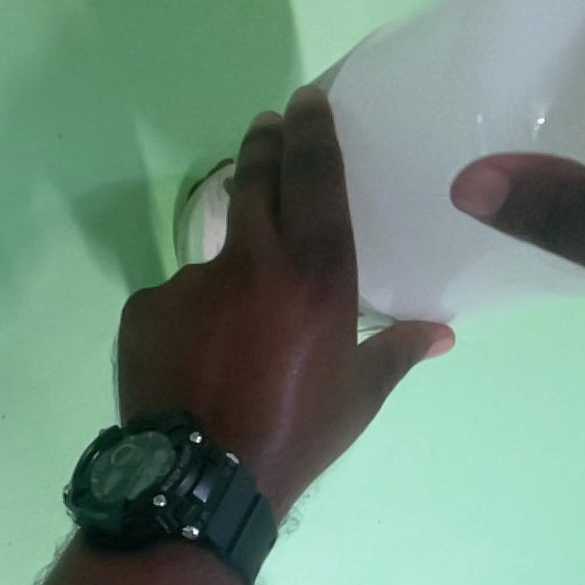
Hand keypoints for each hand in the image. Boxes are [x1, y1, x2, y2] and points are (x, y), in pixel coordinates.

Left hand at [120, 87, 453, 516]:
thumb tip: (442, 332)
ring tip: (224, 338)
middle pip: (254, 179)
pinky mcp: (142, 309)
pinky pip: (168, 305)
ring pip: (209, 264)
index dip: (310, 130)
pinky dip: (181, 322)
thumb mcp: (357, 397)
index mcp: (314, 272)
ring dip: (221, 280)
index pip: (313, 174)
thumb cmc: (291, 437)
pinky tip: (187, 363)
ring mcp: (187, 282)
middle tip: (263, 131)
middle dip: (261, 146)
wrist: (199, 480)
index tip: (303, 104)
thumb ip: (396, 351)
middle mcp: (249, 260)